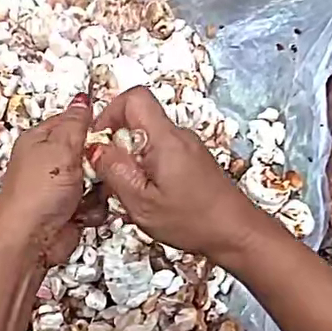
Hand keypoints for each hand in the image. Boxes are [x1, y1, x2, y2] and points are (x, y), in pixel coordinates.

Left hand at [0, 95, 105, 268]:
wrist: (31, 242)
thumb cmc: (34, 196)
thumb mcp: (60, 149)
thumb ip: (76, 123)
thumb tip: (83, 100)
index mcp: (40, 140)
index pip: (74, 121)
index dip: (94, 126)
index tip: (108, 133)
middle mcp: (49, 162)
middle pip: (89, 151)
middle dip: (99, 162)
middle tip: (95, 168)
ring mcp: (60, 187)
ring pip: (97, 178)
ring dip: (99, 189)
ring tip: (87, 194)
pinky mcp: (71, 209)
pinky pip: (97, 202)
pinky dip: (95, 208)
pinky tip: (85, 212)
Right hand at [88, 86, 286, 267]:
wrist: (237, 233)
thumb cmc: (196, 222)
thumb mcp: (142, 203)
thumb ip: (115, 171)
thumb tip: (94, 148)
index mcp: (166, 139)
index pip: (133, 97)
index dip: (109, 113)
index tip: (99, 141)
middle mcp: (179, 136)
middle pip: (138, 120)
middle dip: (117, 144)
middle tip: (113, 175)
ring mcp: (187, 146)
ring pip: (147, 139)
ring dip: (131, 161)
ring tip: (133, 192)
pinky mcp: (192, 160)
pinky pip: (160, 153)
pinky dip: (147, 169)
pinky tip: (150, 196)